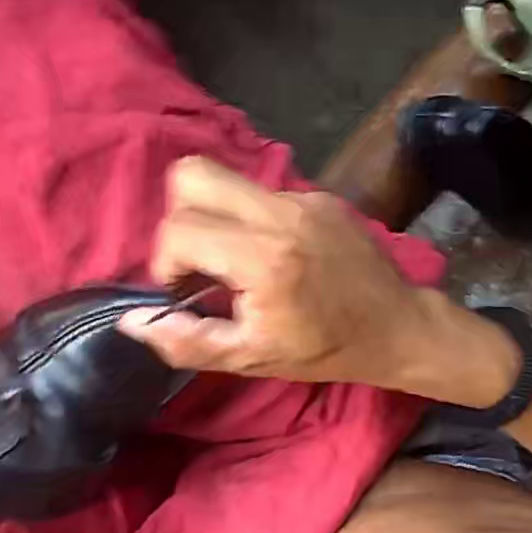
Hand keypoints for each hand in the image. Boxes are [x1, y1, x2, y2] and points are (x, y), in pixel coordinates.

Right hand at [117, 157, 517, 404]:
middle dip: (178, 217)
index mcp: (264, 258)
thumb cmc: (327, 350)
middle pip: (191, 173)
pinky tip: (274, 253)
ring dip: (213, 216)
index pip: (179, 228)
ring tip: (234, 259)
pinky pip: (261, 191)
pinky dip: (249, 218)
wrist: (400, 326)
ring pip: (225, 177)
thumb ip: (188, 342)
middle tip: (199, 260)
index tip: (187, 292)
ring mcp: (304, 197)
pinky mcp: (320, 194)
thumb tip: (131, 320)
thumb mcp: (253, 359)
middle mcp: (281, 213)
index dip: (166, 263)